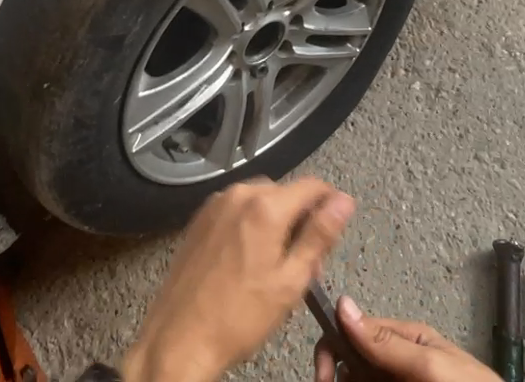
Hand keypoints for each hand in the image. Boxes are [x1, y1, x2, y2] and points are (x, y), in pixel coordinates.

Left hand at [122, 177, 354, 381]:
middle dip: (301, 218)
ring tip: (277, 265)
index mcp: (265, 207)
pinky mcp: (200, 219)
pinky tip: (248, 260)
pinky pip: (236, 209)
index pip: (312, 185)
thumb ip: (320, 235)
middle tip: (306, 261)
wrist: (180, 339)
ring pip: (260, 200)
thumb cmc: (237, 317)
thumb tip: (344, 202)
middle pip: (285, 192)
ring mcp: (216, 205)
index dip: (331, 201)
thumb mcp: (291, 281)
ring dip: (275, 221)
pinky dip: (250, 225)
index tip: (337, 223)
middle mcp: (239, 195)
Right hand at [313, 297, 500, 381]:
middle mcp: (398, 362)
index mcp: (406, 339)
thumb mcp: (429, 365)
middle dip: (339, 378)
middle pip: (351, 364)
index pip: (353, 330)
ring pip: (357, 381)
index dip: (331, 349)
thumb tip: (342, 304)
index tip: (322, 377)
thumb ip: (386, 341)